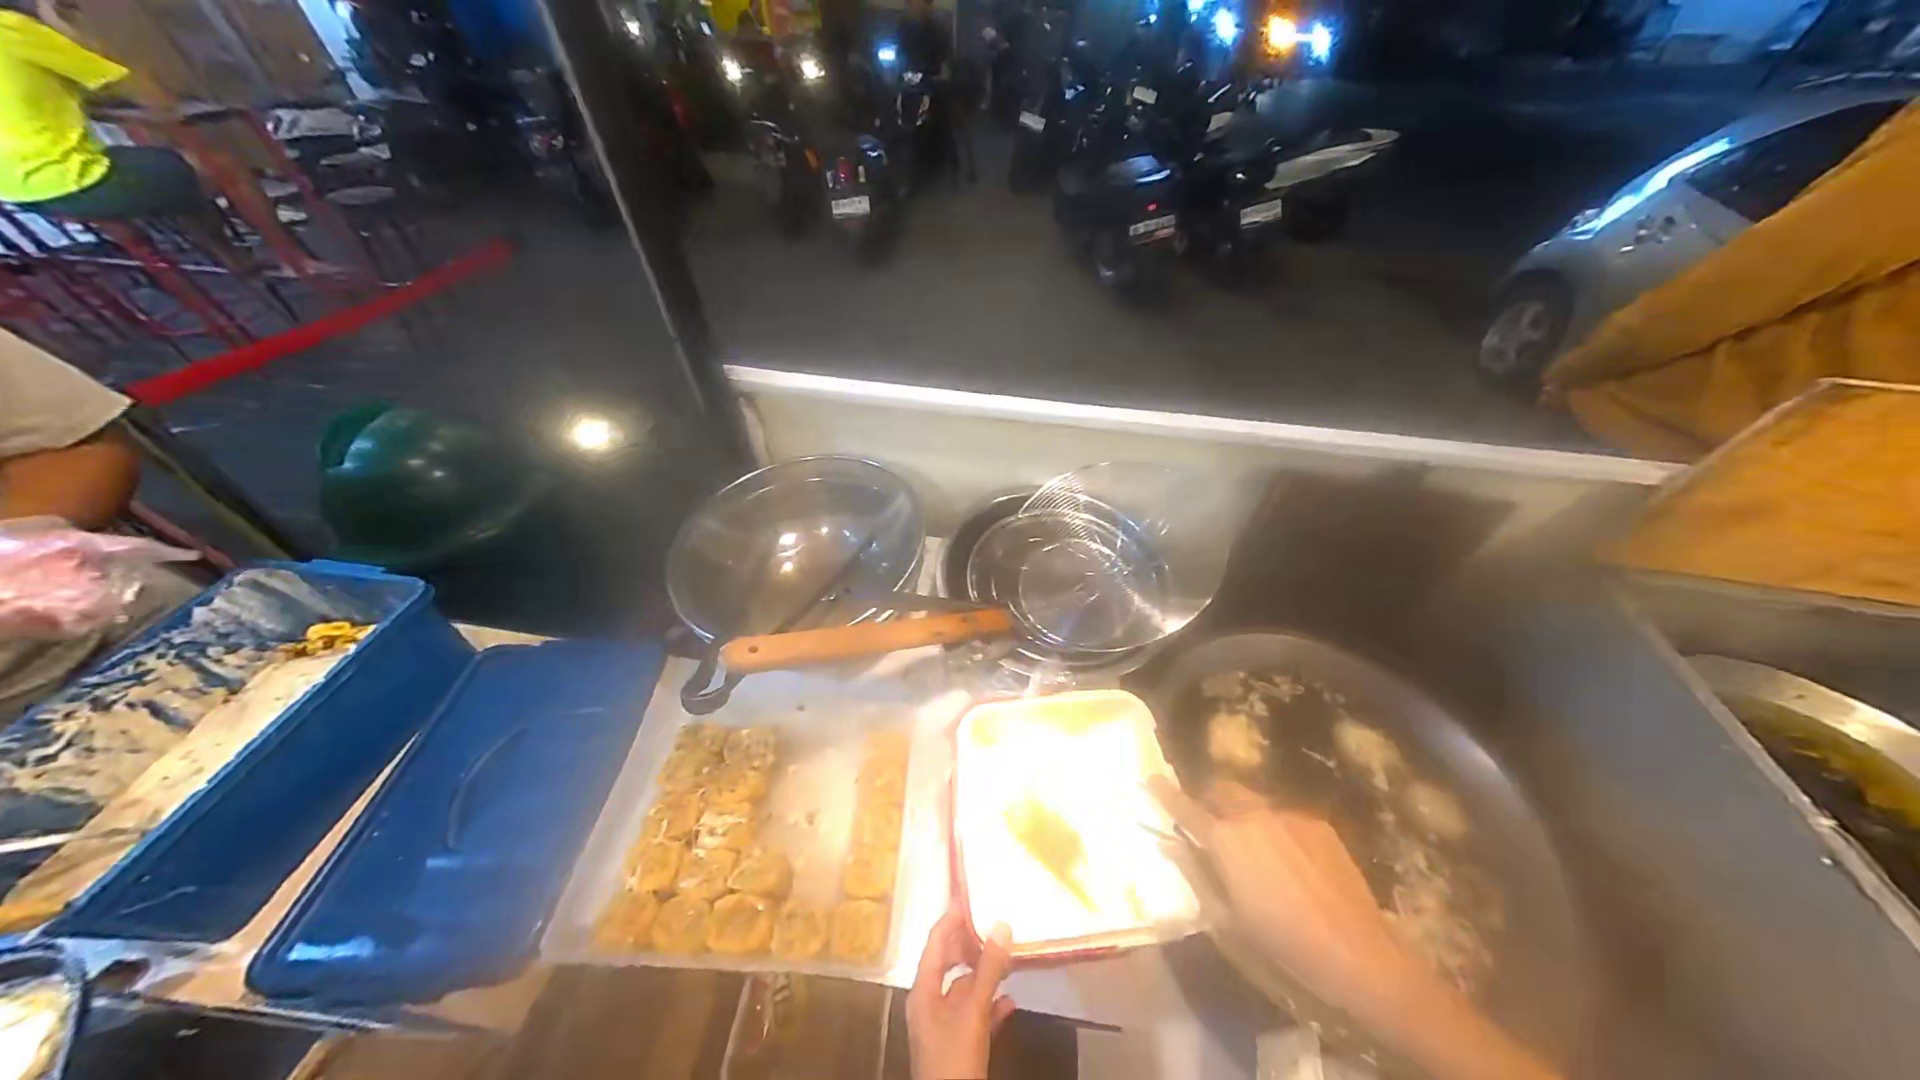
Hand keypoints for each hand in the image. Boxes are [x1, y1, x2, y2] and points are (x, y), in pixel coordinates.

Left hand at [907, 906, 1014, 1079]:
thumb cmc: (954, 1059)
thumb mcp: (973, 1011)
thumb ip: (988, 969)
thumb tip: (1002, 925)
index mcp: (923, 990)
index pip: (935, 942)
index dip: (951, 919)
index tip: (971, 898)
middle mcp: (928, 1004)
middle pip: (947, 964)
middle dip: (969, 946)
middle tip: (993, 927)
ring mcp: (941, 1027)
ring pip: (962, 990)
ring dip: (983, 975)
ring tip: (1007, 960)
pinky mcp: (956, 1047)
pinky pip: (972, 1016)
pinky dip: (989, 1005)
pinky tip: (1010, 1002)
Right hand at [1151, 776, 1425, 1019]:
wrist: (1357, 953)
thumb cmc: (1281, 941)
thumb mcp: (1226, 916)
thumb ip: (1193, 872)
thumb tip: (1167, 842)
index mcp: (1225, 838)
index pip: (1184, 806)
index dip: (1164, 792)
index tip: (1150, 779)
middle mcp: (1253, 814)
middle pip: (1220, 791)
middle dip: (1208, 799)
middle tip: (1208, 823)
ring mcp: (1289, 815)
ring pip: (1253, 802)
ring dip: (1242, 814)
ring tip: (1253, 848)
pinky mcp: (1318, 823)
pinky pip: (1284, 816)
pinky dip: (1274, 828)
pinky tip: (1290, 861)